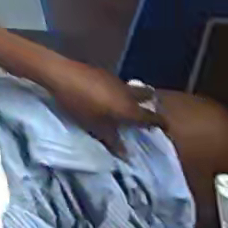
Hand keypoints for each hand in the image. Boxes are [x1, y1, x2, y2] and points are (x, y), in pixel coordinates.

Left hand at [31, 53, 158, 128]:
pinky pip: (117, 83)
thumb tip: (126, 154)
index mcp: (130, 109)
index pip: (154, 118)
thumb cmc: (80, 104)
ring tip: (126, 105)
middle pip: (147, 96)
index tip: (164, 128)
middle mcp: (128, 93)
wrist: (62, 74)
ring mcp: (116, 80)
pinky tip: (107, 94)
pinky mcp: (102, 72)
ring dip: (133, 96)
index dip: (161, 123)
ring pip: (132, 88)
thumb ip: (112, 140)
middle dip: (149, 103)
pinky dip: (118, 90)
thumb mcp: (95, 127)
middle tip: (146, 112)